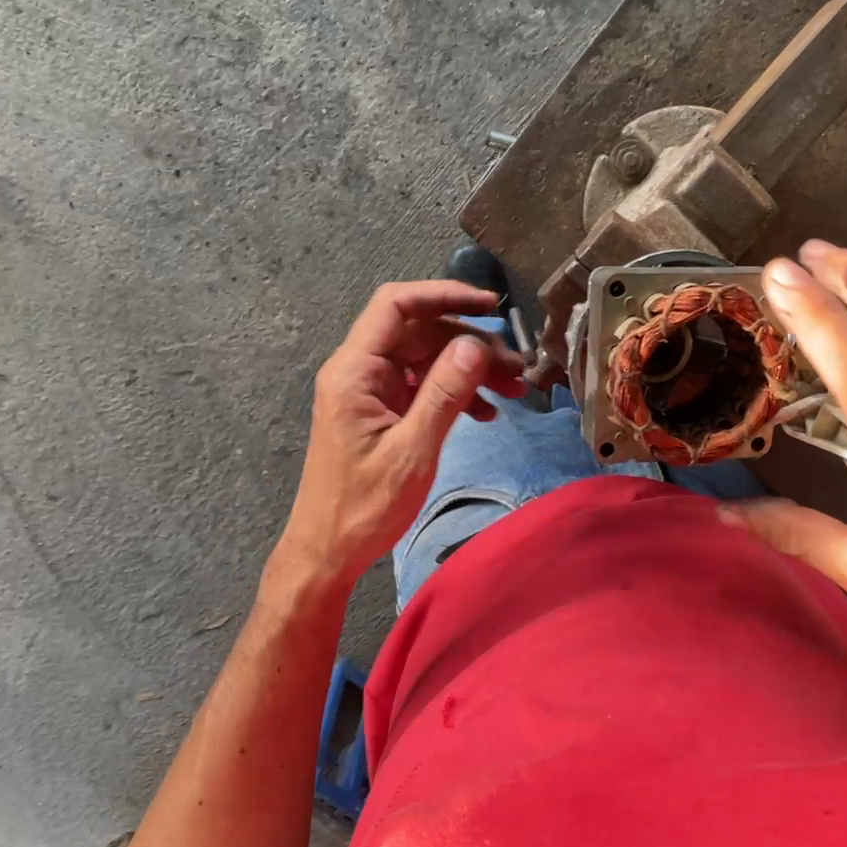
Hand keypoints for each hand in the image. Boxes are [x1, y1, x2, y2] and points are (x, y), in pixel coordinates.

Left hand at [281, 280, 526, 584]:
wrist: (329, 551)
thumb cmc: (364, 506)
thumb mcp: (412, 450)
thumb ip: (443, 393)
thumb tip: (476, 345)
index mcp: (354, 371)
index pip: (396, 305)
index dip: (444, 296)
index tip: (491, 306)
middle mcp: (359, 372)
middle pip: (419, 332)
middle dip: (470, 343)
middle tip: (517, 368)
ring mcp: (370, 392)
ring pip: (426, 360)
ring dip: (469, 370)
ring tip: (514, 389)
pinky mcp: (381, 413)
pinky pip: (421, 387)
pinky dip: (454, 394)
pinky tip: (485, 413)